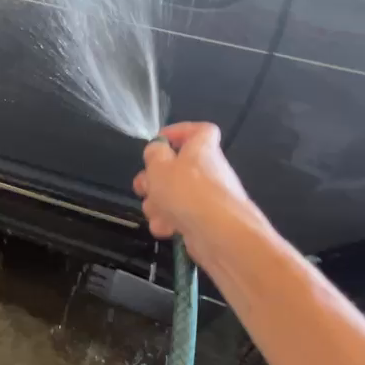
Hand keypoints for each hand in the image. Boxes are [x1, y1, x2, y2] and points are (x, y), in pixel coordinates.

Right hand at [131, 122, 269, 264]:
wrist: (219, 233)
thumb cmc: (187, 192)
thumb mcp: (160, 166)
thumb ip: (154, 153)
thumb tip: (157, 149)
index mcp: (201, 150)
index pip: (200, 130)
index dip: (179, 132)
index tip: (158, 142)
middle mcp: (207, 171)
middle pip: (175, 167)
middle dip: (153, 179)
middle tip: (144, 187)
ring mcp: (206, 197)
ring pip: (171, 194)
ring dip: (156, 203)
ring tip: (158, 212)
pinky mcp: (203, 220)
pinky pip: (177, 215)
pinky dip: (167, 221)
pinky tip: (166, 228)